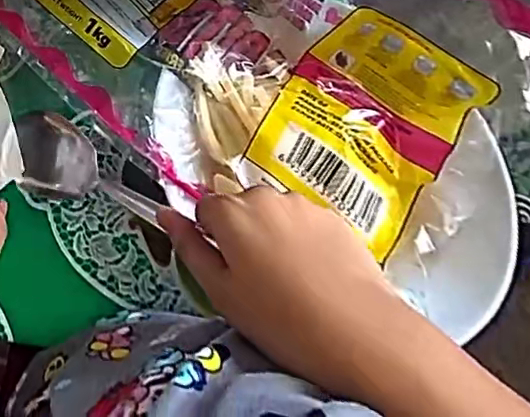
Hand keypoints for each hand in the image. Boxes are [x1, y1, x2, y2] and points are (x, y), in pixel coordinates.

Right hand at [161, 188, 529, 416]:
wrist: (365, 335)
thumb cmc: (282, 320)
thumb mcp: (222, 293)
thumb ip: (189, 247)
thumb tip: (164, 213)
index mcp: (229, 212)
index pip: (204, 208)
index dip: (212, 237)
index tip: (227, 267)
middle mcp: (262, 195)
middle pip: (240, 206)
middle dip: (243, 232)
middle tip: (258, 277)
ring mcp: (300, 202)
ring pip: (273, 212)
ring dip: (274, 233)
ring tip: (293, 279)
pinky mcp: (334, 215)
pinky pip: (306, 220)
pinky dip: (305, 238)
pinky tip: (318, 274)